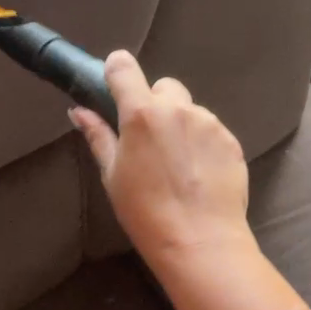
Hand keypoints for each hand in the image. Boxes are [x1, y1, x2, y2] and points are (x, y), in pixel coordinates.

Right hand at [69, 50, 254, 267]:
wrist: (201, 241)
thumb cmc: (144, 211)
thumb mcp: (112, 175)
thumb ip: (98, 136)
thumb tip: (79, 111)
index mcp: (141, 113)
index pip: (124, 67)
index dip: (116, 70)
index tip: (114, 86)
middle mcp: (177, 109)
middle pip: (163, 86)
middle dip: (154, 103)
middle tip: (149, 138)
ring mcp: (209, 123)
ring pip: (190, 109)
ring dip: (180, 123)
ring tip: (177, 162)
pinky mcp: (231, 140)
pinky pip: (211, 130)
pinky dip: (202, 142)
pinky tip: (198, 172)